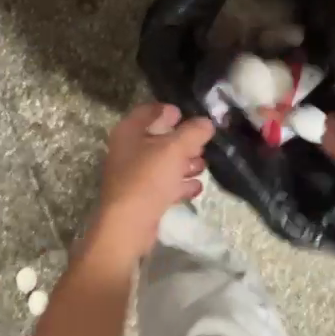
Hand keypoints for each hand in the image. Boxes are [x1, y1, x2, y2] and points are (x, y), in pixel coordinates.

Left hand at [88, 104, 214, 265]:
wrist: (128, 225)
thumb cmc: (147, 178)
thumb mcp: (173, 150)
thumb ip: (192, 133)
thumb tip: (206, 122)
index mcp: (129, 131)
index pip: (148, 111)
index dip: (168, 111)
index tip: (187, 114)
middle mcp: (128, 149)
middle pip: (158, 138)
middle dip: (182, 140)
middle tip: (203, 142)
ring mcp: (133, 174)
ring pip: (163, 163)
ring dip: (184, 163)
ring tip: (204, 165)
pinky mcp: (141, 196)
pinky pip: (163, 184)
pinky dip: (179, 184)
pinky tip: (197, 187)